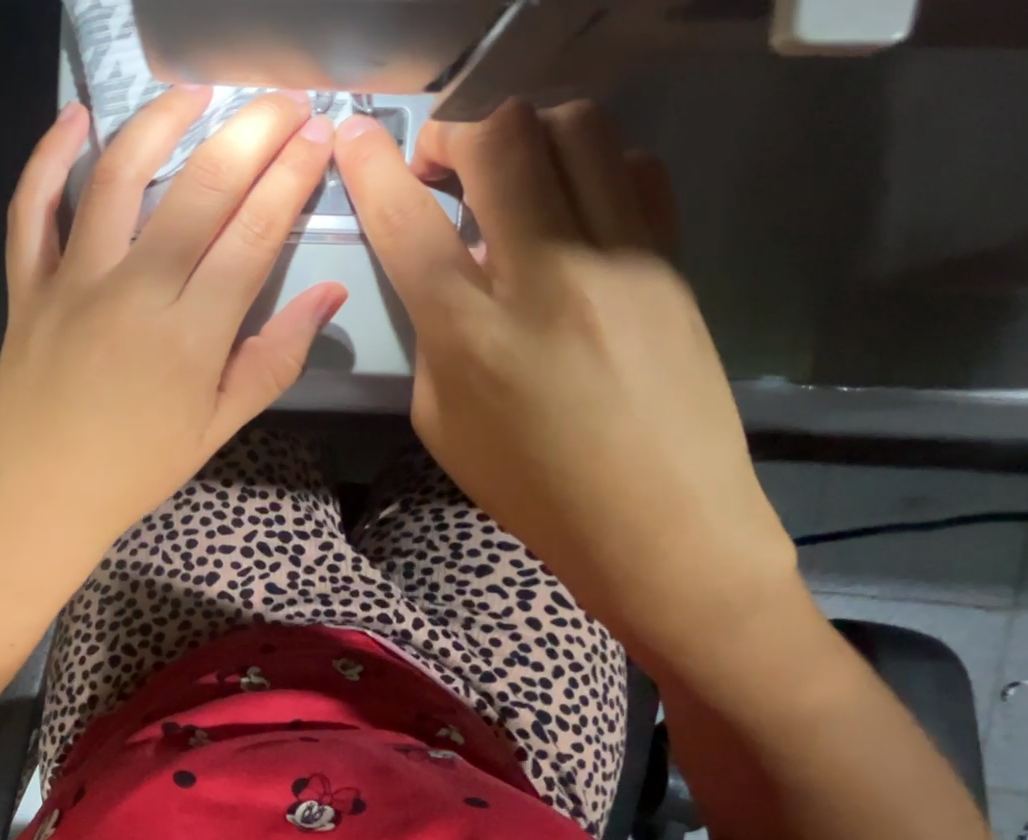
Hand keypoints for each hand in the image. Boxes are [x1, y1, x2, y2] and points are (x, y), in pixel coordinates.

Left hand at [0, 89, 346, 602]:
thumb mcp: (216, 428)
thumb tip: (329, 294)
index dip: (292, 176)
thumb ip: (274, 359)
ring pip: (117, 179)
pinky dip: (48, 159)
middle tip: (281, 101)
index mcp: (190, 335)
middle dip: (250, 133)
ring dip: (160, 123)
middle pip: (200, 191)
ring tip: (195, 92)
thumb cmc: (134, 472)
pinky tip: (76, 117)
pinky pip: (30, 211)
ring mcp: (72, 285)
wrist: (39, 500)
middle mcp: (133, 294)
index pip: (253, 233)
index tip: (319, 134)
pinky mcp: (25, 288)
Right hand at [334, 101, 796, 666]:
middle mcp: (546, 274)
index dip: (371, 166)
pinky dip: (593, 164)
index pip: (407, 219)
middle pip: (503, 140)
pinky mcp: (672, 261)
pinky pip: (635, 168)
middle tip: (439, 164)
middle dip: (456, 132)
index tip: (355, 135)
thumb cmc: (529, 488)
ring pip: (579, 128)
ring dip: (528, 133)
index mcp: (470, 331)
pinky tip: (572, 206)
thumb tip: (452, 276)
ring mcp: (622, 259)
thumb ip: (435, 337)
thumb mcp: (441, 421)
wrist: (659, 523)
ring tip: (508, 176)